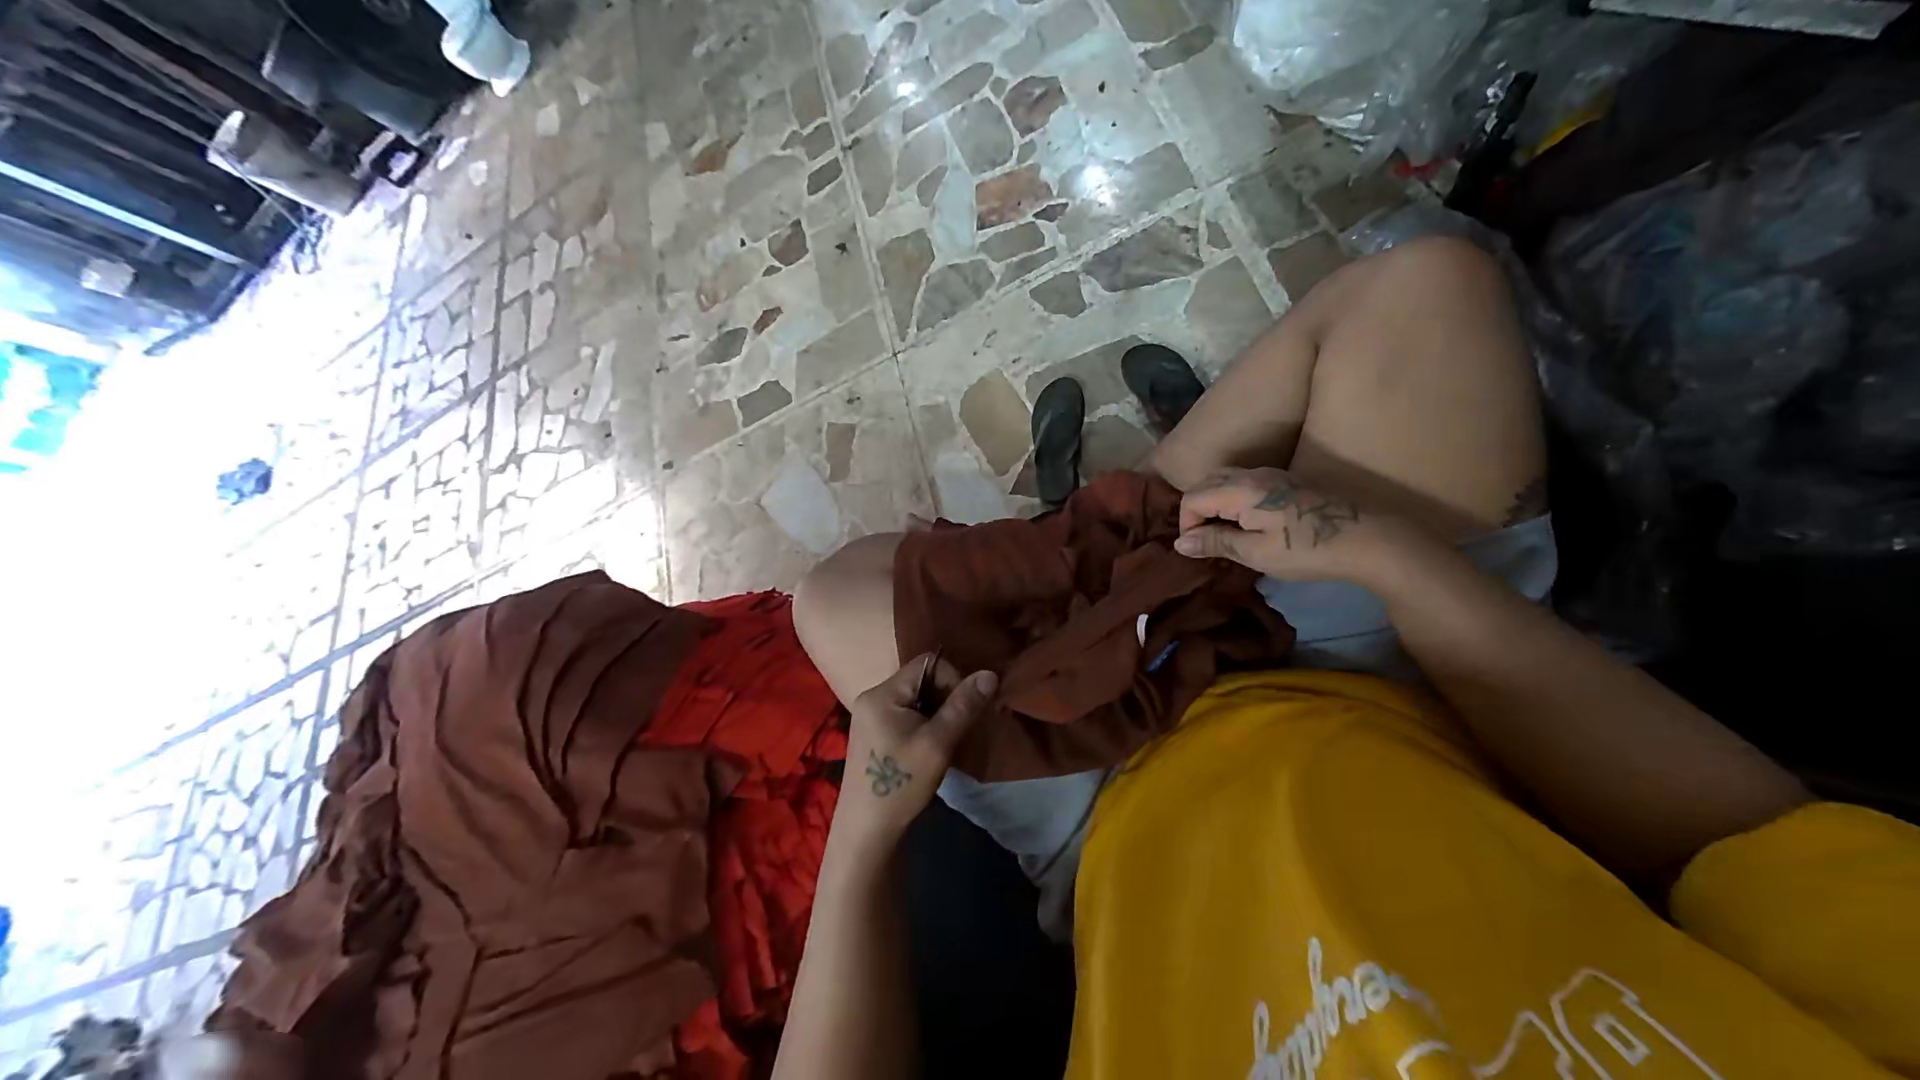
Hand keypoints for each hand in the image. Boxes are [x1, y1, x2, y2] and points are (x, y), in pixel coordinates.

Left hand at [832, 654, 997, 853]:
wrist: (868, 830)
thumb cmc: (902, 783)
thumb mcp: (938, 743)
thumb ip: (963, 706)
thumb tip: (990, 674)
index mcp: (882, 693)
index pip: (927, 663)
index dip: (953, 680)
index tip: (964, 710)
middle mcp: (872, 697)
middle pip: (921, 679)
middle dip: (946, 698)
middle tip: (958, 727)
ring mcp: (870, 716)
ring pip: (916, 699)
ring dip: (937, 713)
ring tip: (947, 739)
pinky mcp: (874, 734)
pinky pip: (906, 714)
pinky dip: (925, 724)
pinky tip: (933, 747)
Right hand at [1174, 467, 1403, 582]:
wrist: (1369, 539)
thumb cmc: (1308, 550)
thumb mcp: (1256, 553)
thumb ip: (1216, 542)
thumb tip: (1181, 544)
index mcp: (1241, 490)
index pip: (1192, 498)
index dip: (1187, 524)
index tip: (1198, 549)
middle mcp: (1252, 474)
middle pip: (1205, 483)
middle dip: (1196, 511)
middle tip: (1207, 541)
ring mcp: (1271, 475)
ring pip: (1224, 479)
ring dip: (1213, 503)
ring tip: (1223, 533)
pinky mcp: (1286, 481)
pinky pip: (1243, 482)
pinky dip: (1230, 499)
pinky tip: (1244, 522)